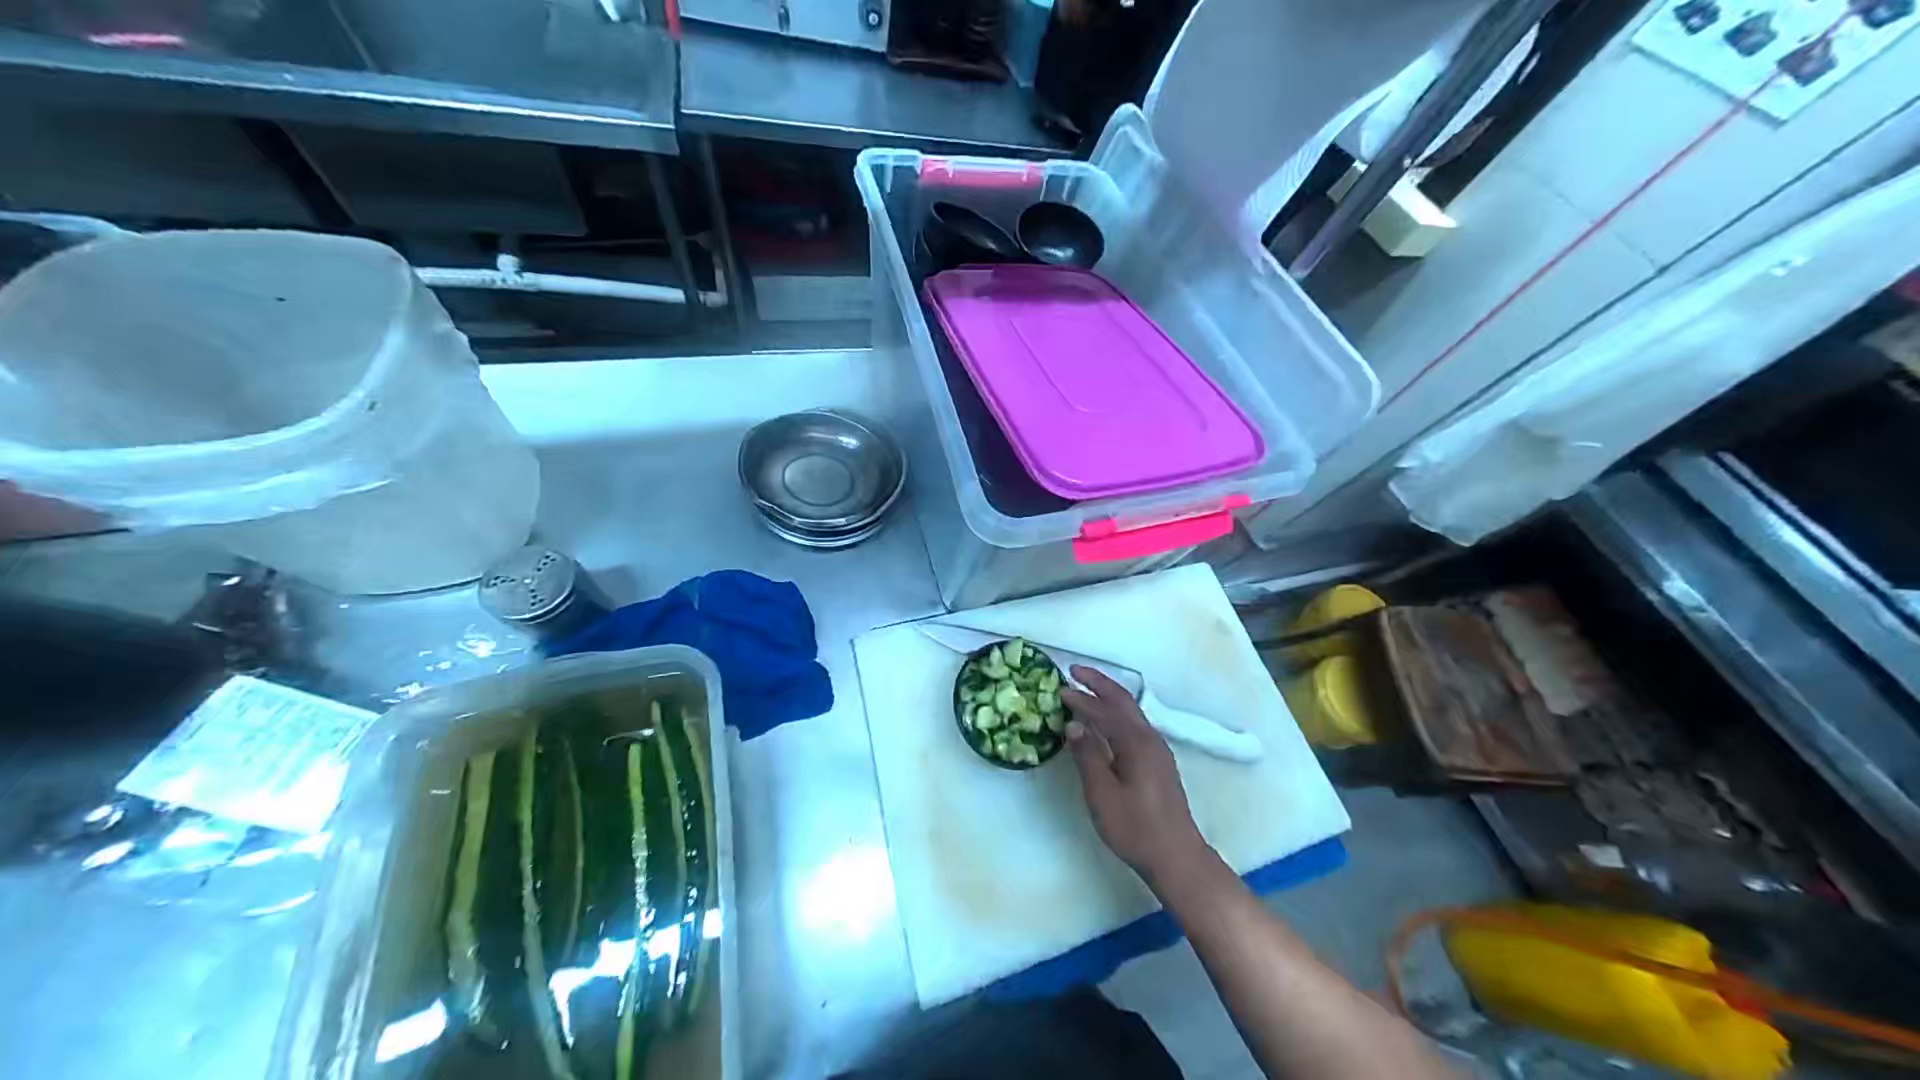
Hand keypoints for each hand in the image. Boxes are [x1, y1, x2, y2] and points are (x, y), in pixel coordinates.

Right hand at [1061, 665, 1208, 883]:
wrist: (1176, 856)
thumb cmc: (1135, 827)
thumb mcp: (1102, 793)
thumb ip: (1087, 756)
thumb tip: (1073, 725)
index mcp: (1136, 742)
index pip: (1104, 709)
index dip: (1081, 698)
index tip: (1059, 688)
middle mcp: (1149, 738)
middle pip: (1122, 701)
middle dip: (1099, 684)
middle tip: (1075, 671)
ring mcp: (1157, 750)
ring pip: (1130, 713)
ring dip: (1107, 699)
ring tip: (1085, 693)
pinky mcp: (1158, 763)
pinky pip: (1133, 726)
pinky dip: (1115, 716)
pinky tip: (1103, 725)